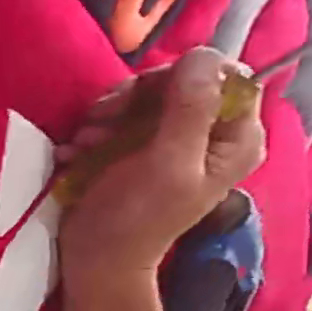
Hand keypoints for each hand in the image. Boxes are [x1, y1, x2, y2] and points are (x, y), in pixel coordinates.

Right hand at [58, 47, 265, 290]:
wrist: (97, 257)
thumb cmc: (138, 217)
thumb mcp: (169, 164)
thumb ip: (190, 109)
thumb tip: (201, 53)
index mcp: (234, 138)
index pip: (224, 76)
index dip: (183, 76)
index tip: (145, 94)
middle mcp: (207, 133)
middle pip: (178, 82)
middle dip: (135, 96)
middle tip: (101, 118)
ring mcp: (168, 139)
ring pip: (143, 97)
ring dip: (106, 114)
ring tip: (85, 142)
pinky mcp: (134, 148)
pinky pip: (118, 119)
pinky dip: (94, 130)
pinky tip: (77, 151)